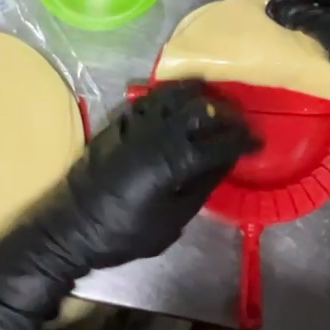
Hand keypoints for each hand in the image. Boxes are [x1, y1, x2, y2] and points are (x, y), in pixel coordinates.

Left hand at [0, 81, 254, 329]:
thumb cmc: (125, 233)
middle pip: (200, 109)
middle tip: (239, 121)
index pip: (218, 142)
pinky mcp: (118, 123)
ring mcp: (135, 124)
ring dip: (198, 96)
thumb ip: (202, 186)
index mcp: (173, 161)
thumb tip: (226, 161)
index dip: (242, 141)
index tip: (258, 141)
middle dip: (225, 113)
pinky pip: (149, 99)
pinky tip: (177, 103)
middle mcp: (156, 134)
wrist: (72, 228)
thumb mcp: (173, 220)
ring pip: (173, 96)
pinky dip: (169, 97)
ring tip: (213, 102)